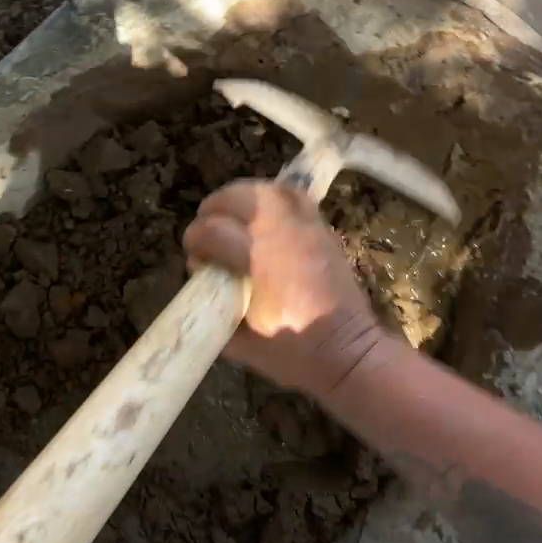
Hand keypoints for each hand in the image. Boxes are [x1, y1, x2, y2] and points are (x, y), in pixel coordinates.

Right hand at [182, 180, 384, 398]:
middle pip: (235, 199)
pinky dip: (270, 195)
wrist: (348, 351)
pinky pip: (291, 194)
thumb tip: (199, 280)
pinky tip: (260, 210)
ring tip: (230, 215)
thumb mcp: (240, 342)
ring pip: (263, 189)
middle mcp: (280, 236)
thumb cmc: (294, 353)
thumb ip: (213, 308)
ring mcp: (305, 227)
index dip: (195, 240)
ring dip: (238, 197)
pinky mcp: (321, 227)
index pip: (212, 231)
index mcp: (257, 264)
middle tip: (206, 230)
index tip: (193, 255)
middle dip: (212, 210)